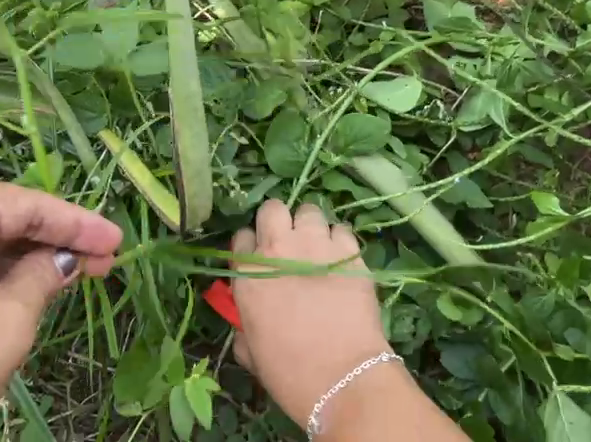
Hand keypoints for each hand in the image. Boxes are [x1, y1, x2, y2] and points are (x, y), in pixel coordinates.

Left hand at [0, 182, 121, 440]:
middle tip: (105, 260)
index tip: (116, 240)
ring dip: (29, 259)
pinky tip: (34, 285)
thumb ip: (44, 274)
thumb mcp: (9, 318)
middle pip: (2, 219)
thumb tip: (65, 259)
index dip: (75, 223)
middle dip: (54, 240)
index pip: (23, 204)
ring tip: (78, 273)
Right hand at [230, 199, 396, 426]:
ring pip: (309, 211)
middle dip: (279, 222)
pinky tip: (342, 262)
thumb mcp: (252, 353)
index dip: (252, 247)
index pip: (242, 236)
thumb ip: (243, 325)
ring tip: (319, 249)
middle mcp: (278, 249)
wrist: (344, 381)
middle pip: (273, 208)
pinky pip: (342, 230)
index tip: (261, 261)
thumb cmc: (291, 374)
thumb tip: (245, 318)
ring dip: (311, 227)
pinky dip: (340, 242)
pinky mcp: (348, 252)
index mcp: (249, 273)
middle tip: (289, 245)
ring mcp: (315, 245)